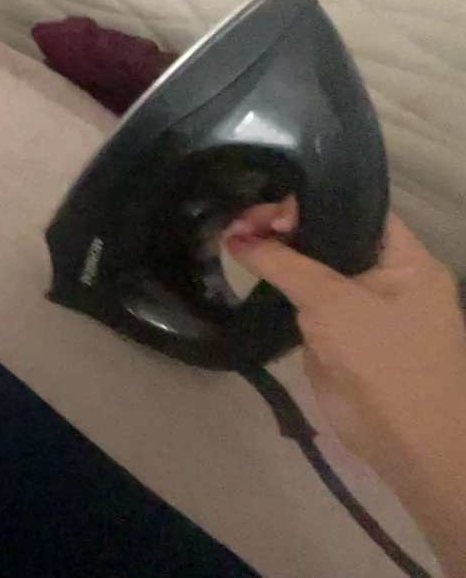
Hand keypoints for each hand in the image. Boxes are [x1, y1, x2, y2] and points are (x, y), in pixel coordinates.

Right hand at [228, 206, 465, 576]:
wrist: (405, 433)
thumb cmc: (384, 356)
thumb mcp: (329, 299)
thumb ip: (279, 261)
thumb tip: (234, 237)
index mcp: (406, 263)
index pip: (356, 211)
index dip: (309, 203)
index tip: (263, 216)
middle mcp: (386, 276)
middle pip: (327, 232)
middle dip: (280, 225)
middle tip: (235, 230)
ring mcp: (360, 301)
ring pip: (309, 260)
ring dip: (272, 250)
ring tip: (231, 245)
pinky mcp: (335, 325)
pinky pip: (300, 289)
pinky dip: (273, 276)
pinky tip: (244, 268)